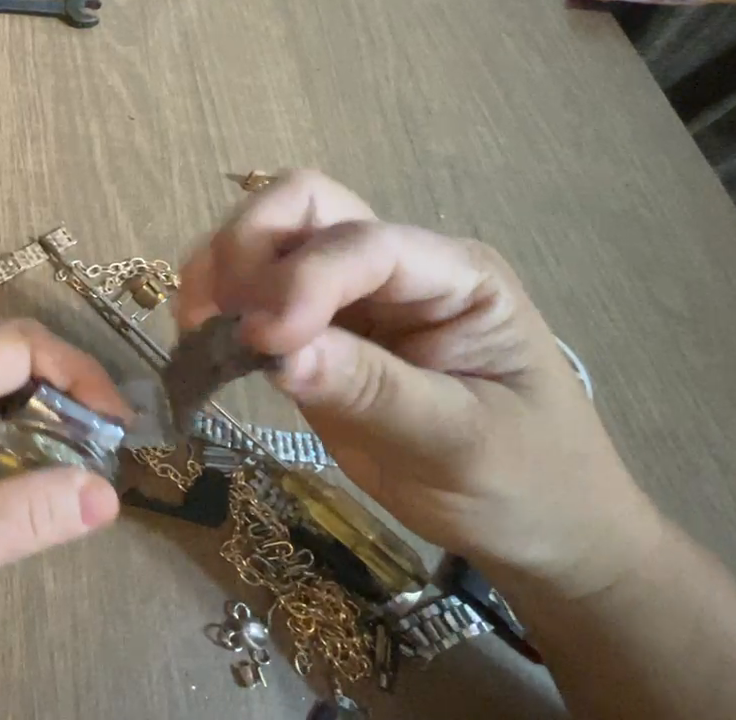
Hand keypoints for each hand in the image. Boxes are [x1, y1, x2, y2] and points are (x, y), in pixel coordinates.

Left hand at [0, 319, 124, 647]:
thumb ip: (31, 514)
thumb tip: (107, 492)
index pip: (19, 344)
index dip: (79, 372)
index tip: (117, 423)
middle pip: (4, 349)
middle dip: (63, 386)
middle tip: (101, 442)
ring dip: (34, 406)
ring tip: (72, 458)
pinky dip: (2, 422)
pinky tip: (20, 467)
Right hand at [177, 170, 660, 597]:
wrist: (536, 531)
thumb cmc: (528, 484)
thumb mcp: (462, 443)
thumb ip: (371, 389)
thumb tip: (275, 353)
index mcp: (454, 275)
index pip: (362, 245)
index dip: (301, 280)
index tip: (260, 342)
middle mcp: (393, 265)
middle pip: (301, 204)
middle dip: (245, 244)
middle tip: (215, 313)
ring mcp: (346, 293)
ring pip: (262, 236)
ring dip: (218, 269)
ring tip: (198, 329)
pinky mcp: (307, 327)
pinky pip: (246, 290)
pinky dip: (212, 301)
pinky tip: (201, 340)